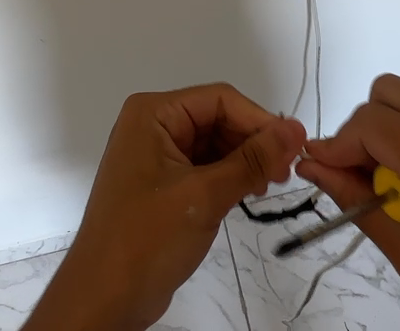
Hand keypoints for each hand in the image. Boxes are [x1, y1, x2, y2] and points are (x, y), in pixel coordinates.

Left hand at [27, 84, 306, 330]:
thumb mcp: (204, 195)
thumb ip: (252, 160)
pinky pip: (204, 166)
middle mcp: (153, 125)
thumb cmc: (146, 239)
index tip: (295, 145)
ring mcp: (156, 155)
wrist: (103, 299)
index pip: (219, 100)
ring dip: (244, 161)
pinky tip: (248, 193)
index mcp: (153, 114)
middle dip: (252, 142)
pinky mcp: (163, 183)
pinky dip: (228, 176)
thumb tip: (294, 129)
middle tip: (286, 172)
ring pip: (213, 143)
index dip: (259, 119)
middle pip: (217, 118)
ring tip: (270, 185)